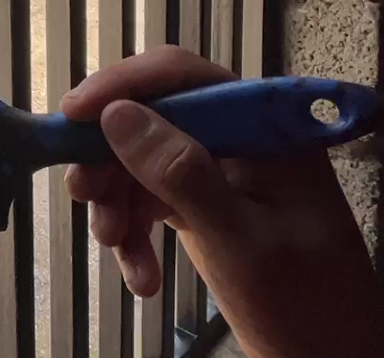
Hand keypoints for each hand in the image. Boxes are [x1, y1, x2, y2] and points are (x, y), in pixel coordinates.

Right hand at [61, 46, 383, 357]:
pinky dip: (130, 227)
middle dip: (109, 155)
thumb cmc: (310, 309)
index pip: (181, 75)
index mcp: (263, 128)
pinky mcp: (196, 197)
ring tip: (112, 244)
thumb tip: (115, 114)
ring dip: (114, 197)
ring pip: (135, 154)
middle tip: (82, 192)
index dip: (122, 84)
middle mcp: (234, 135)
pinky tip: (138, 272)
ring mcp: (213, 166)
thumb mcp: (242, 243)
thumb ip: (182, 174)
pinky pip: (142, 192)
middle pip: (147, 114)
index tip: (74, 112)